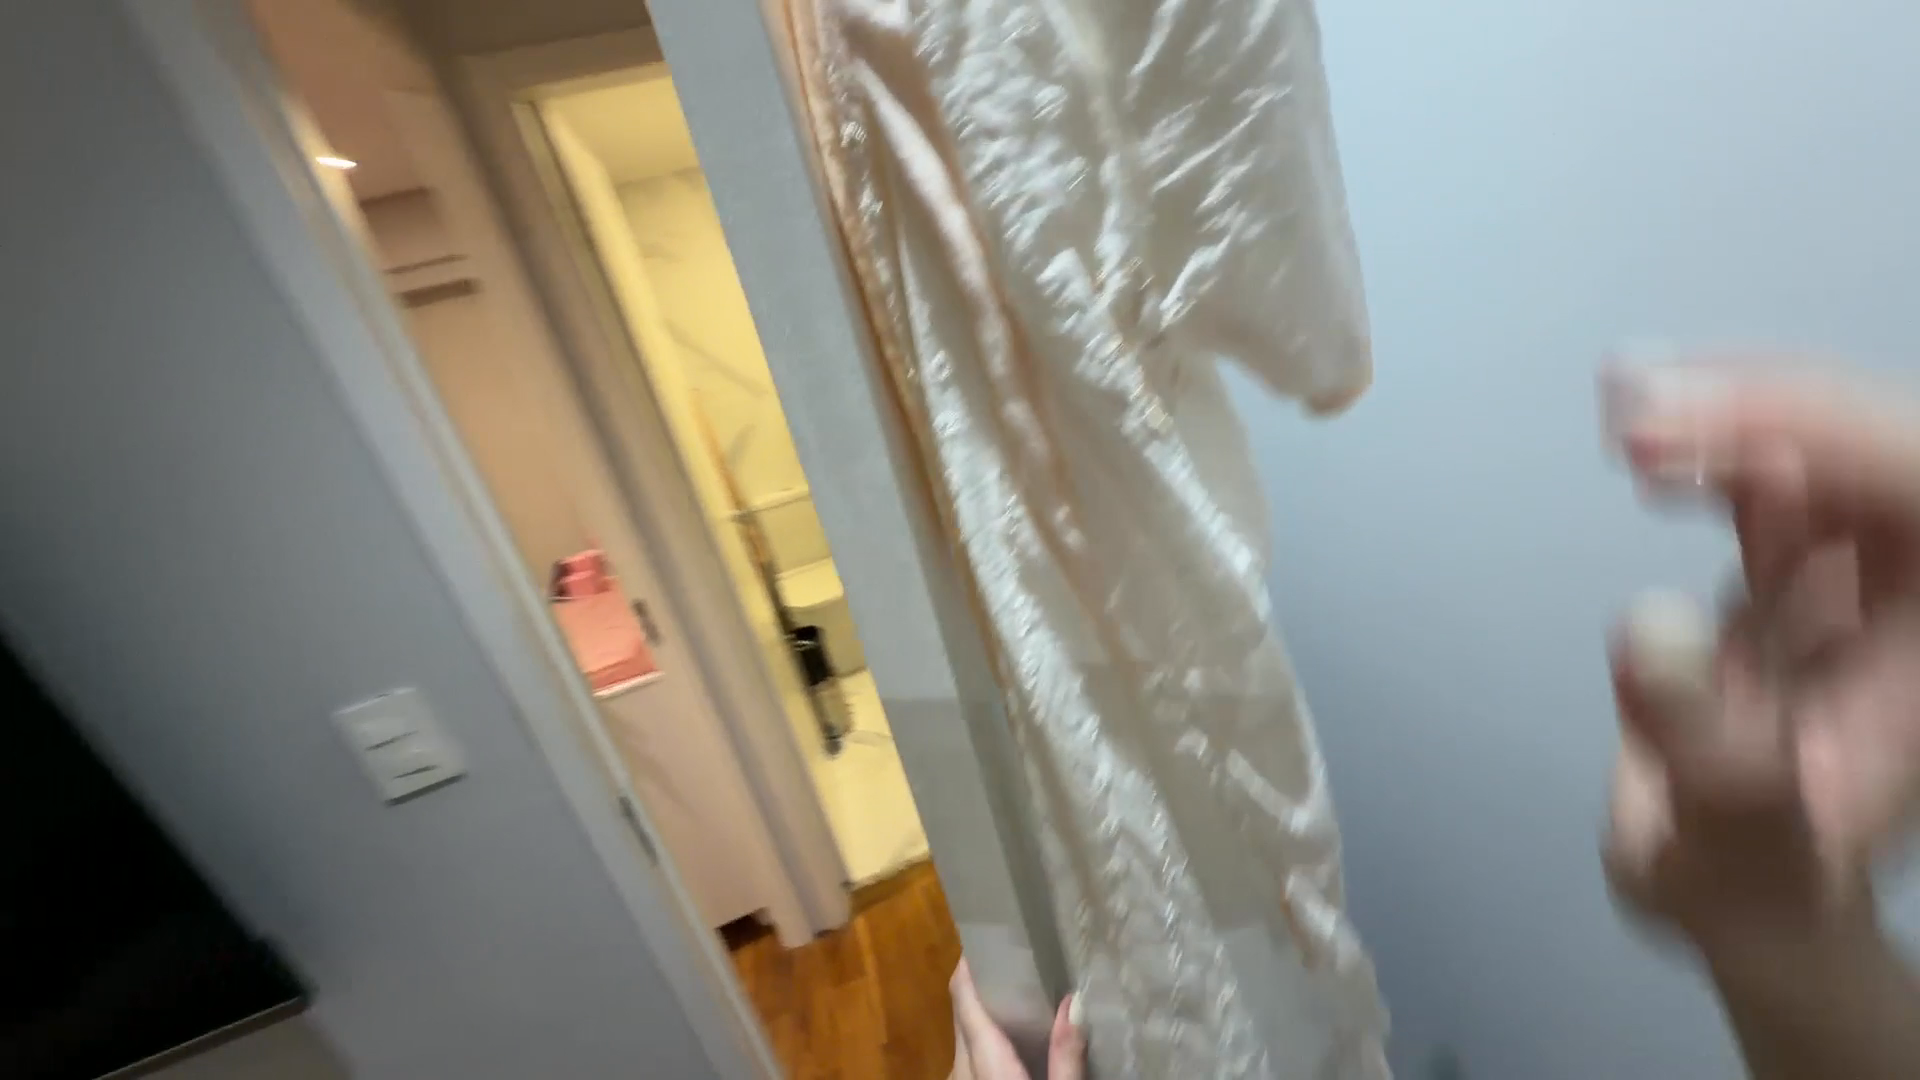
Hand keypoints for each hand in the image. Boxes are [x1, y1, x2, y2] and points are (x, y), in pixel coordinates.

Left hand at [949, 960, 1083, 1079]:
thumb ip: (1065, 1055)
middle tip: (1017, 957)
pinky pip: (968, 1053)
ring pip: (964, 1031)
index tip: (992, 935)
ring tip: (1020, 990)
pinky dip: (985, 1035)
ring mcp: (959, 1079)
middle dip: (983, 980)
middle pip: (962, 1008)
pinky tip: (1013, 1035)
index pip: (961, 993)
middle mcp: (959, 1066)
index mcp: (981, 1060)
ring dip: (984, 1009)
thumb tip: (1075, 1000)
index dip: (971, 961)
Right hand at [1603, 363, 1919, 954]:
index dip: (1818, 437)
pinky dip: (1703, 441)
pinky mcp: (1795, 577)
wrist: (1733, 881)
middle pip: (1882, 448)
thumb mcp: (1728, 833)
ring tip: (1622, 396)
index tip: (1670, 438)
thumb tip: (1650, 617)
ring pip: (1824, 448)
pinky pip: (1769, 483)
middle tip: (1630, 408)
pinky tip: (1640, 424)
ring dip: (1725, 408)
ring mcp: (1864, 579)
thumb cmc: (1741, 871)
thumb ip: (1703, 737)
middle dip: (1760, 410)